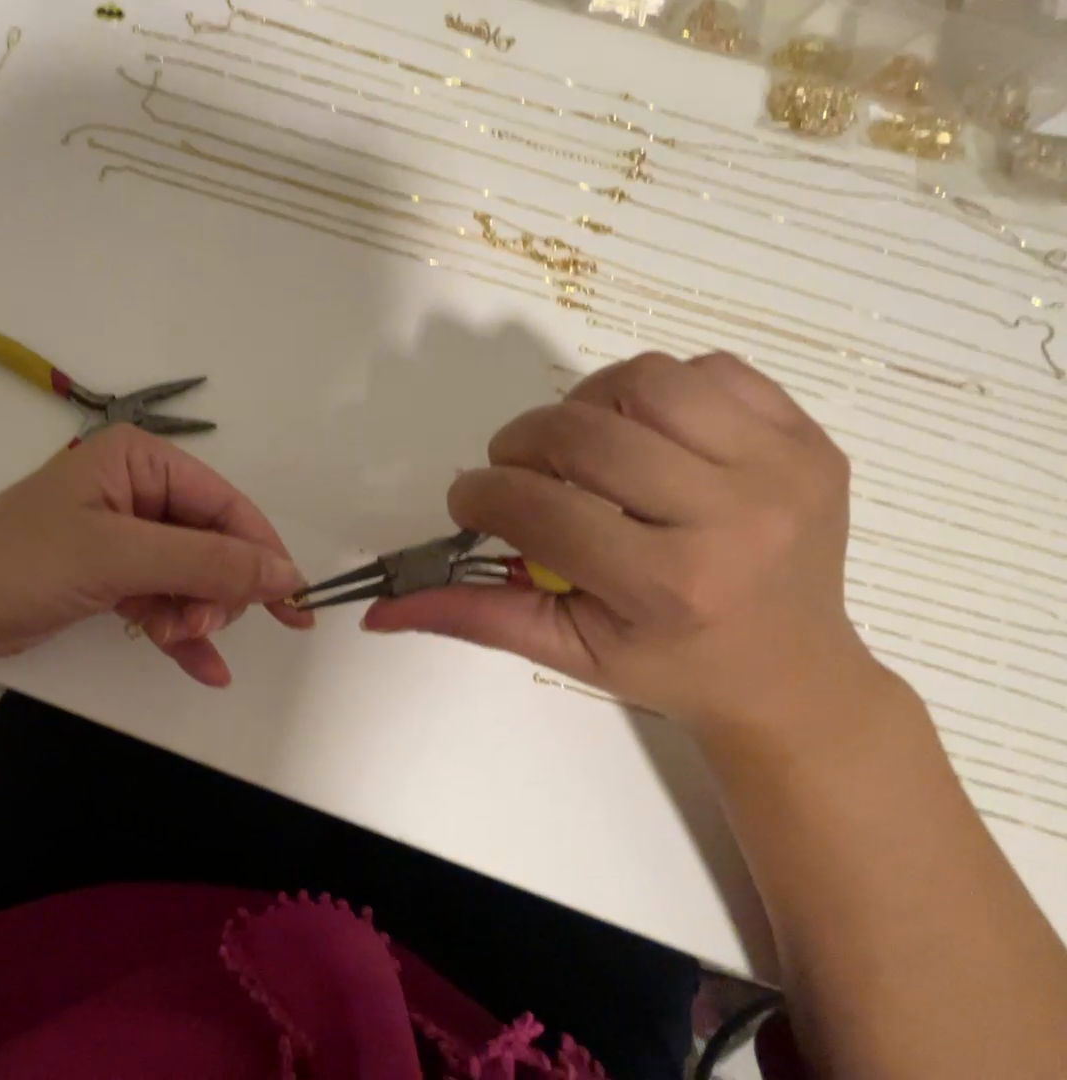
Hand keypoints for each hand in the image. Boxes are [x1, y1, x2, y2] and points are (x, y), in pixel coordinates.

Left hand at [0, 426, 311, 686]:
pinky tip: (205, 668)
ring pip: (188, 576)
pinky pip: (161, 599)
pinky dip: (180, 631)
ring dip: (196, 614)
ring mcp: (119, 535)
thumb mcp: (120, 557)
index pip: (223, 502)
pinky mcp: (107, 574)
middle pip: (209, 541)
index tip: (294, 601)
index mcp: (137, 459)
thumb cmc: (26, 562)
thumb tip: (287, 574)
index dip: (260, 551)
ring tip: (184, 642)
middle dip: (216, 589)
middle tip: (204, 626)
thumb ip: (207, 563)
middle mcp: (133, 489)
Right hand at [364, 351, 875, 731]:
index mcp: (669, 586)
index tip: (469, 503)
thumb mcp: (563, 649)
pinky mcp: (810, 437)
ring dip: (587, 405)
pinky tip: (642, 435)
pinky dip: (654, 391)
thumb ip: (471, 617)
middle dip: (521, 442)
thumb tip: (377, 612)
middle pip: (588, 434)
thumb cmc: (667, 664)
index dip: (482, 495)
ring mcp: (783, 468)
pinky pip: (710, 370)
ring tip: (577, 445)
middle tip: (511, 468)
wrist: (793, 671)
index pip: (543, 509)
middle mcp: (736, 518)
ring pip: (648, 381)